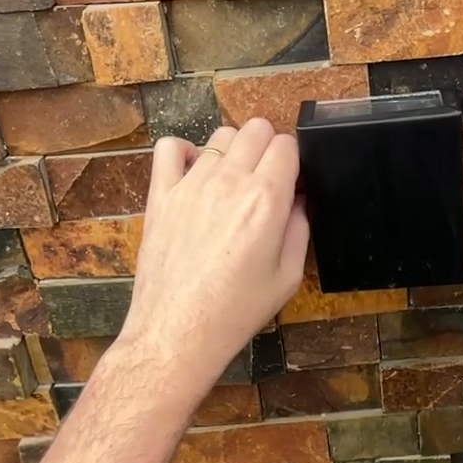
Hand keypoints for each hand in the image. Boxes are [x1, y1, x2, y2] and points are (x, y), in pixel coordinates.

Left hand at [121, 119, 308, 379]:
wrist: (177, 333)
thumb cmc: (235, 311)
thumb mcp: (288, 277)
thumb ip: (300, 229)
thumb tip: (300, 201)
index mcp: (266, 200)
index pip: (287, 145)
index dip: (294, 160)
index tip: (291, 181)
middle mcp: (230, 182)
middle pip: (257, 129)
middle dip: (268, 147)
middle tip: (267, 178)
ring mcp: (191, 184)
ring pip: (221, 135)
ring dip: (234, 149)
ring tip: (233, 180)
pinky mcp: (162, 194)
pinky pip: (169, 147)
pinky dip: (184, 151)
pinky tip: (194, 172)